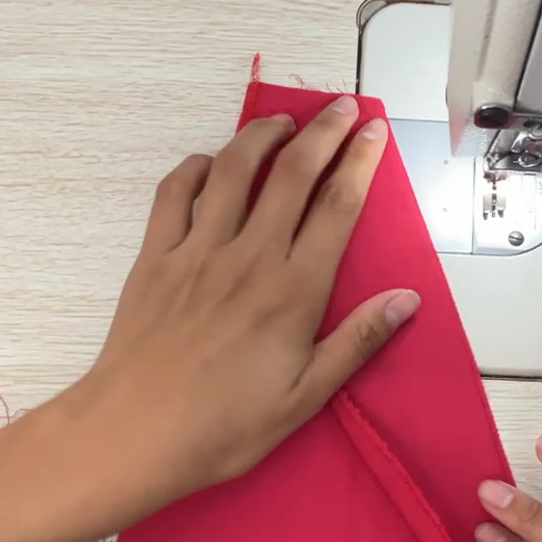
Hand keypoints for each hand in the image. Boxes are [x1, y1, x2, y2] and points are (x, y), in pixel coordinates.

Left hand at [63, 96, 418, 513]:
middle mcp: (248, 257)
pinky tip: (210, 162)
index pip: (336, 209)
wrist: (135, 434)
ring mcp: (197, 251)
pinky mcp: (155, 257)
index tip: (373, 133)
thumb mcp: (307, 396)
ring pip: (233, 171)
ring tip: (284, 120)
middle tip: (343, 106)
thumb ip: (358, 341)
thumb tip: (407, 299)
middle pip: (291, 175)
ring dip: (262, 136)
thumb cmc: (227, 425)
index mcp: (293, 290)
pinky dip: (195, 167)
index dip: (359, 164)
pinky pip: (174, 193)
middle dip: (322, 133)